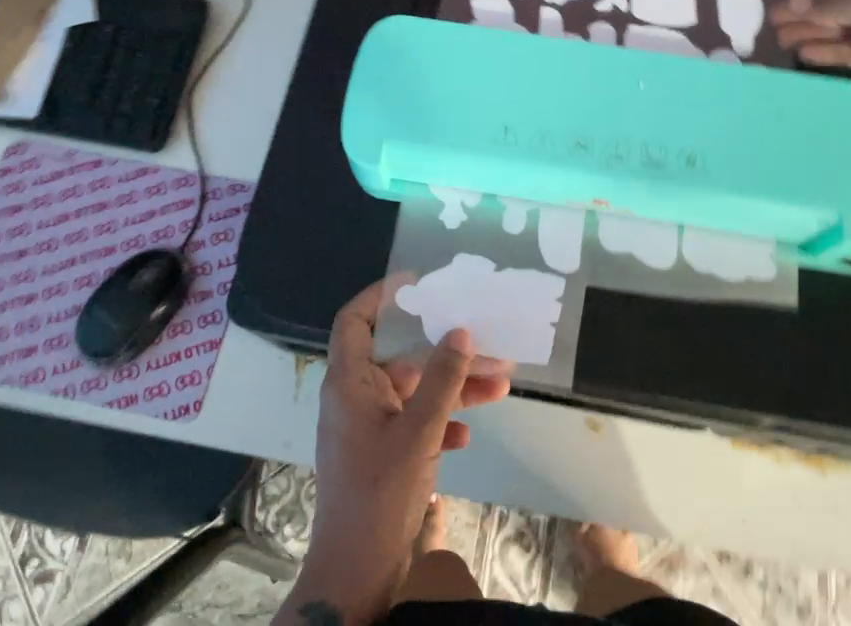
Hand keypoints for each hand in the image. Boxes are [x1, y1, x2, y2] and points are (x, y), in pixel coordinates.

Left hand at [301, 279, 511, 619]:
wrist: (358, 568)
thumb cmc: (381, 490)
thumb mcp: (419, 431)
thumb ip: (441, 380)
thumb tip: (460, 332)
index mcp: (349, 383)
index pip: (354, 320)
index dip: (381, 296)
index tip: (418, 283)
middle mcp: (354, 397)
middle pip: (399, 356)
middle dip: (444, 351)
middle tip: (486, 339)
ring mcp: (368, 427)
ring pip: (413, 391)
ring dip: (453, 387)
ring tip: (501, 383)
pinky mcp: (381, 454)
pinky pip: (413, 422)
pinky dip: (440, 422)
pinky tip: (467, 433)